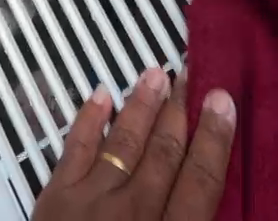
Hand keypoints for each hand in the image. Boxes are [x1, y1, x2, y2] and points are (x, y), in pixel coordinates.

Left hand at [31, 66, 235, 220]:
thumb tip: (222, 213)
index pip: (200, 183)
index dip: (214, 139)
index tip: (222, 100)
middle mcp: (134, 215)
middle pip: (162, 154)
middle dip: (178, 112)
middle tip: (190, 71)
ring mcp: (90, 203)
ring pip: (122, 143)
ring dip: (140, 106)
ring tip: (155, 72)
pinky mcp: (54, 199)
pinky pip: (74, 149)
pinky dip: (87, 120)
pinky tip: (100, 94)